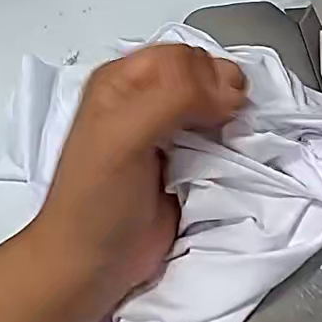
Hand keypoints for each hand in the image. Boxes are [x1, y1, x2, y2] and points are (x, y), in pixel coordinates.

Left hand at [32, 43, 246, 302]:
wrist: (91, 265)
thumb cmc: (98, 199)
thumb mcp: (124, 135)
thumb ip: (174, 98)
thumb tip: (230, 91)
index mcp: (123, 80)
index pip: (181, 56)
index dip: (205, 76)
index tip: (220, 108)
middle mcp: (144, 97)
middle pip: (202, 74)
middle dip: (221, 92)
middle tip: (224, 123)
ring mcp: (164, 129)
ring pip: (213, 102)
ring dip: (229, 116)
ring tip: (229, 138)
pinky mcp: (183, 159)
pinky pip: (217, 135)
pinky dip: (230, 140)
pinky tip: (228, 153)